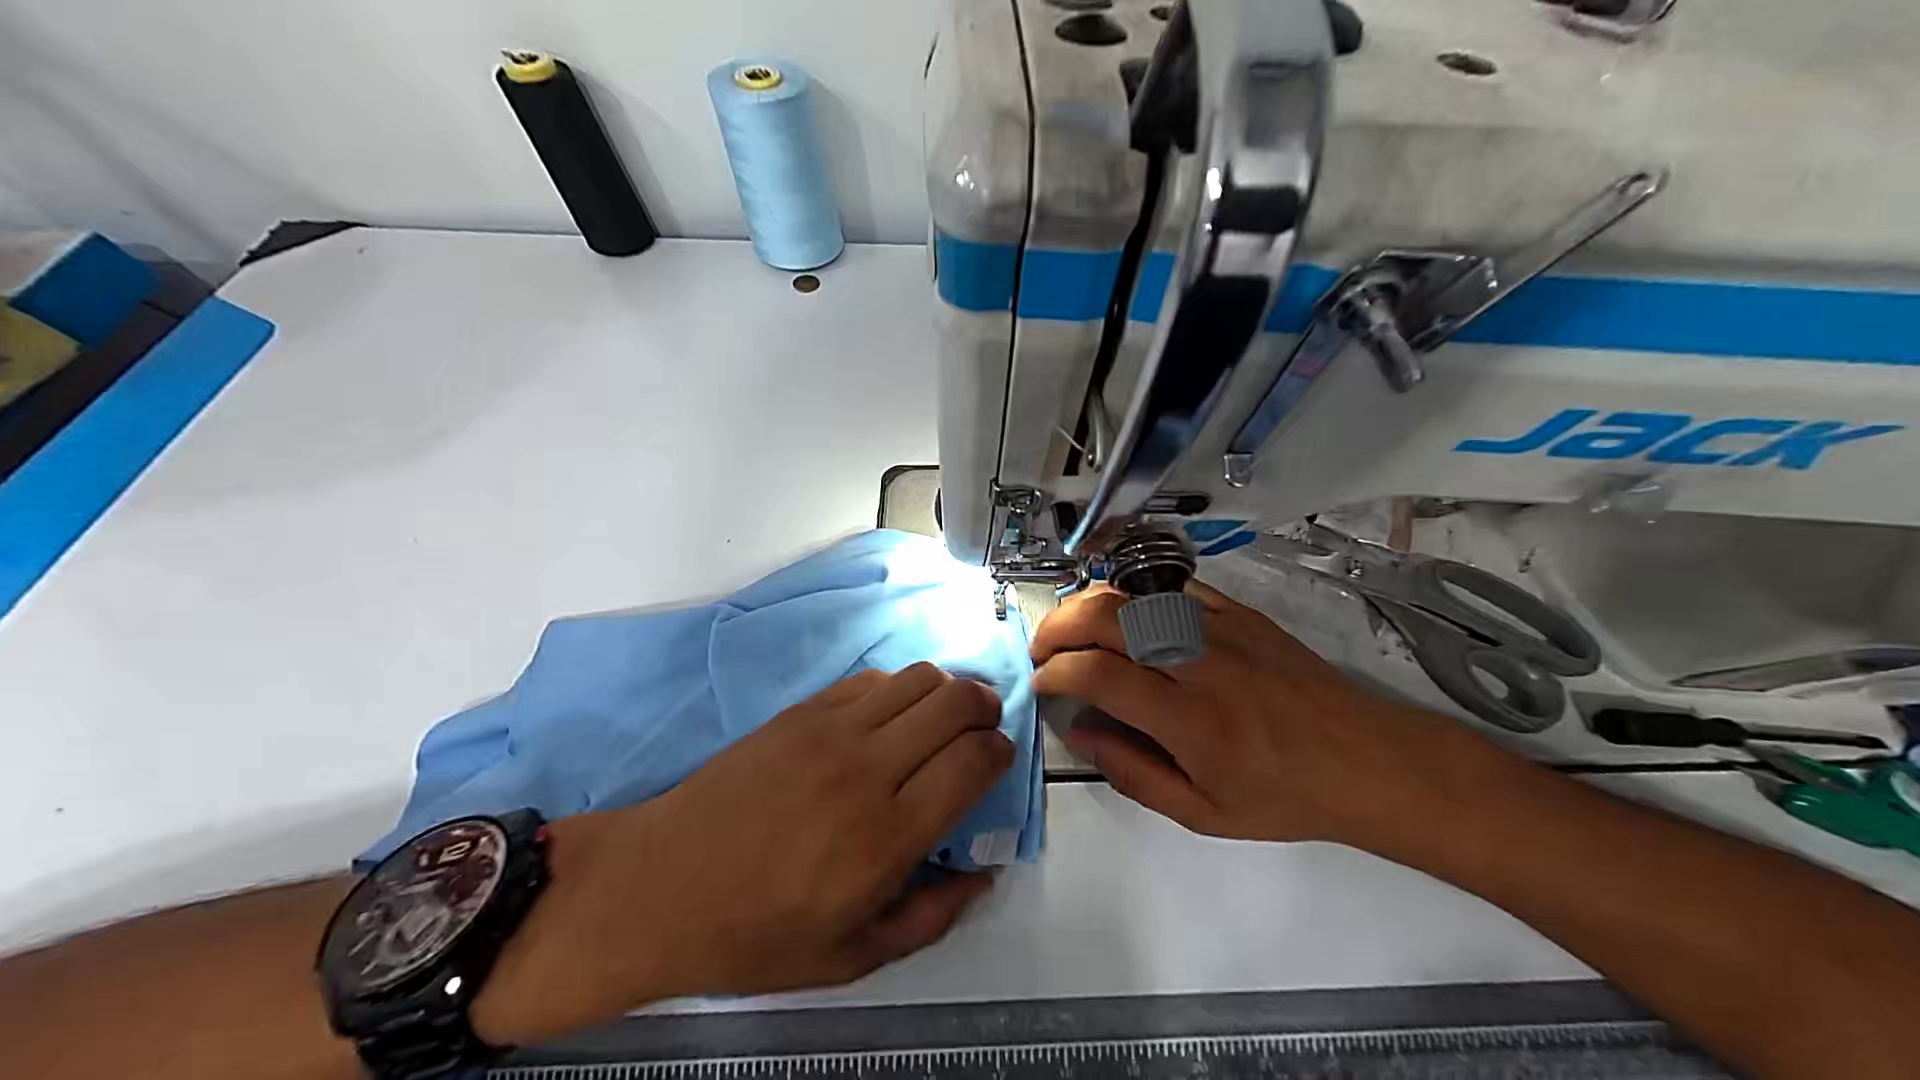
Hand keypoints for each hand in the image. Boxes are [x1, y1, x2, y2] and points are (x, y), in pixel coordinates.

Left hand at [472, 663, 1011, 1043]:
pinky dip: (897, 689)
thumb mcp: (851, 957)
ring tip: (944, 713)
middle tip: (985, 726)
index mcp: (887, 837)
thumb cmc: (755, 934)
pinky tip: (889, 715)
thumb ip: (931, 916)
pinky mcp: (799, 712)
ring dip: (946, 690)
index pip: (974, 763)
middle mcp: (867, 770)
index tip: (1000, 758)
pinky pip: (869, 680)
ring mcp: (829, 731)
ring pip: (918, 679)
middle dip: (986, 708)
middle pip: (956, 704)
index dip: (1002, 752)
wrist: (658, 887)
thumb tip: (982, 873)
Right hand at [1033, 582, 1489, 847]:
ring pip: (1133, 593)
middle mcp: (1198, 662)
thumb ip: (1132, 772)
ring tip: (1072, 629)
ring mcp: (1220, 627)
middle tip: (1043, 651)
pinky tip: (1124, 614)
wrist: (1366, 761)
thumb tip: (1080, 732)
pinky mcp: (1239, 611)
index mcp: (1188, 719)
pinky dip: (1135, 594)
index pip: (1097, 674)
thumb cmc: (1282, 796)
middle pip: (1104, 617)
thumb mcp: (1202, 813)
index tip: (1042, 686)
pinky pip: (1172, 587)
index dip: (1054, 673)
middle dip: (1056, 627)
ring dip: (1087, 604)